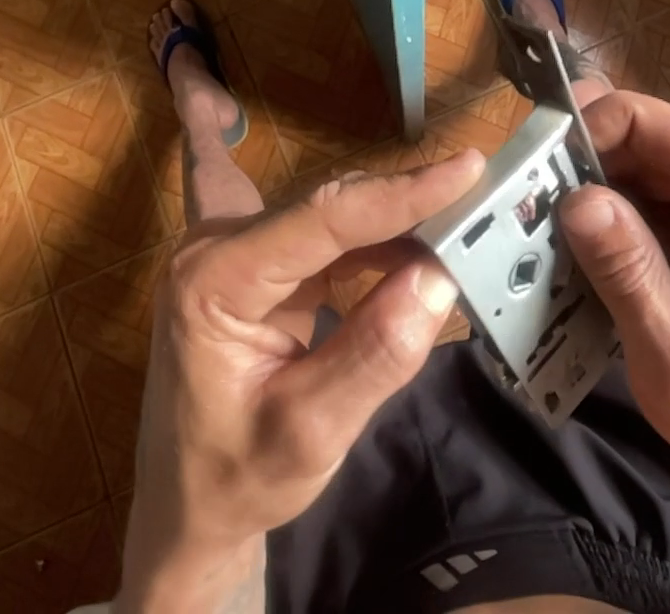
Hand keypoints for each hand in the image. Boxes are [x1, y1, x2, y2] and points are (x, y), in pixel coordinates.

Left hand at [115, 152, 483, 611]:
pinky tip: (416, 235)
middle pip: (329, 207)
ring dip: (397, 222)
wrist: (187, 502)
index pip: (323, 219)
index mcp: (214, 280)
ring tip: (462, 226)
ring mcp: (234, 250)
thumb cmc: (234, 477)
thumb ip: (373, 356)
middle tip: (483, 200)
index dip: (399, 193)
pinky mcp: (258, 264)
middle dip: (408, 204)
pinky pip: (325, 233)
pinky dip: (376, 238)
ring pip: (333, 215)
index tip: (469, 167)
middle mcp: (217, 246)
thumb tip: (438, 279)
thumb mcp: (310, 433)